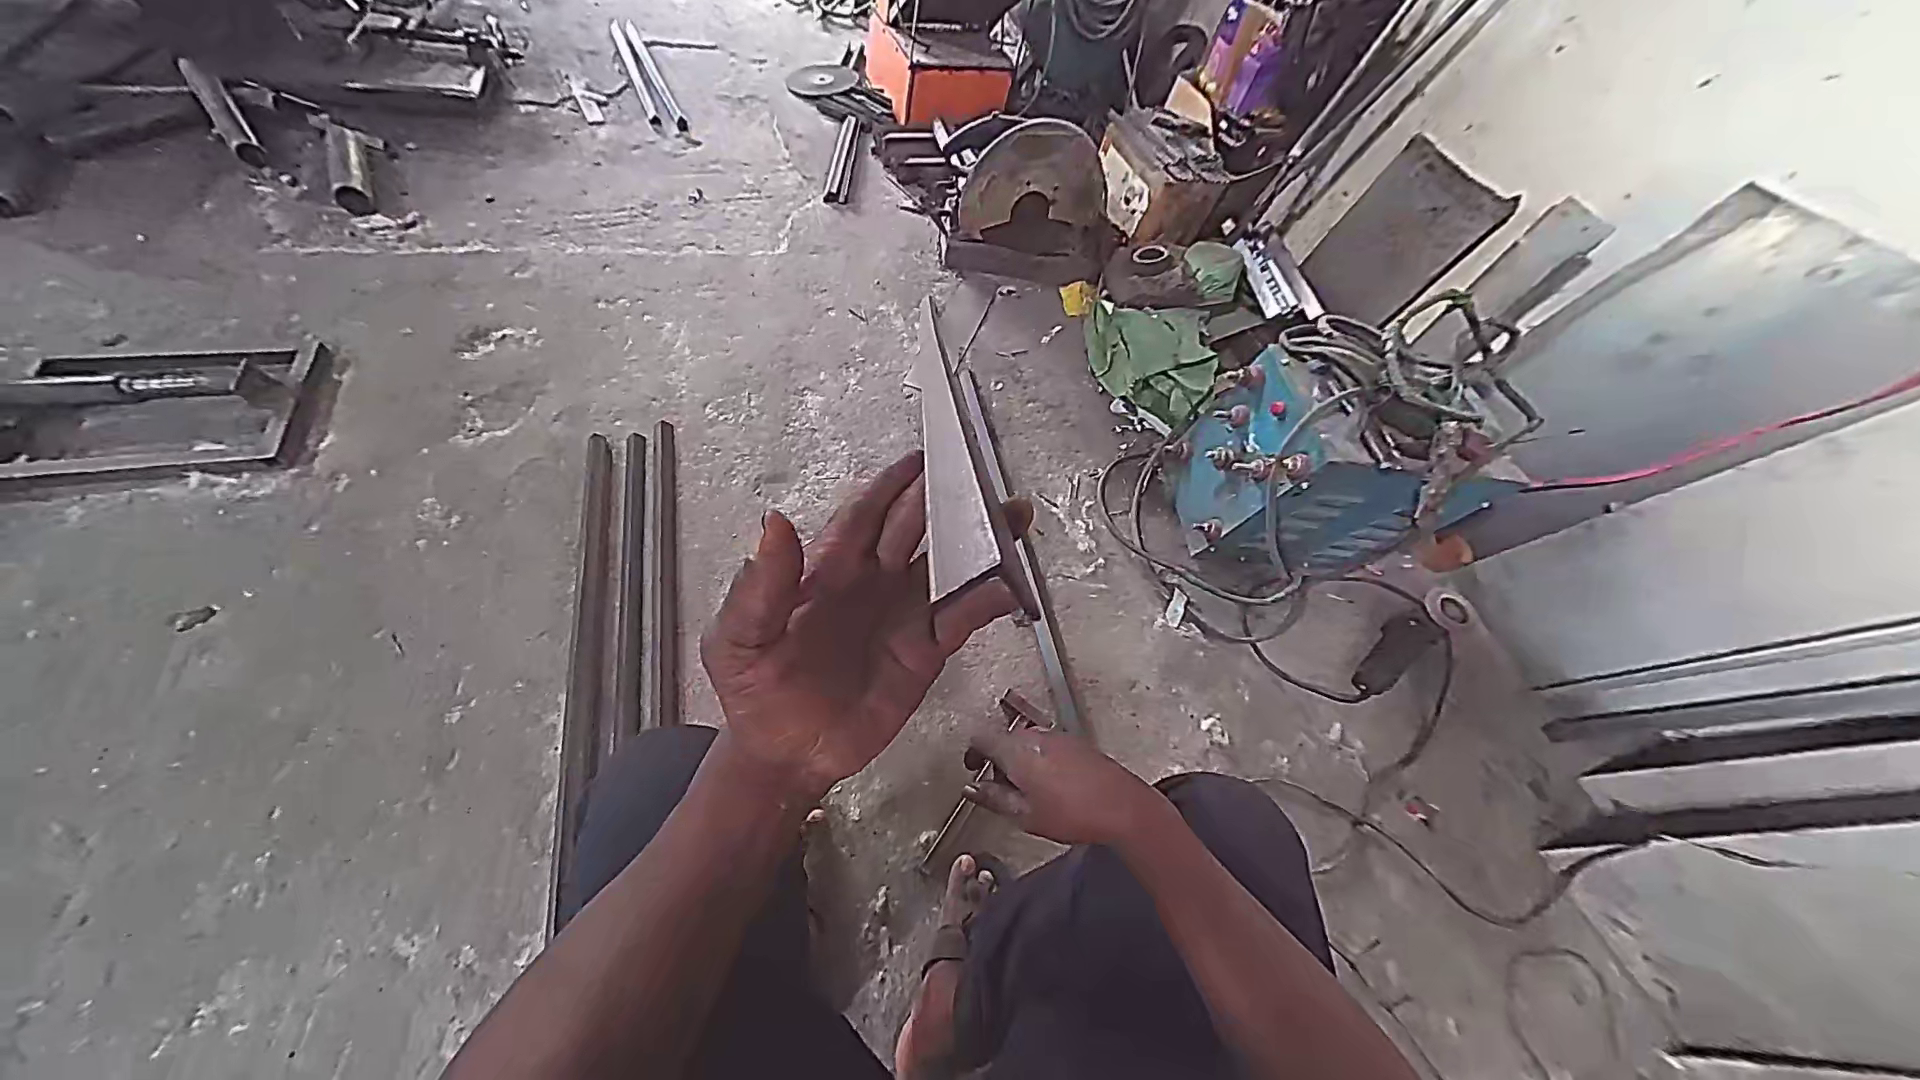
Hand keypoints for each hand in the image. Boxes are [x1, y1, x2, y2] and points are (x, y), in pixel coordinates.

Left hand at [701, 451, 1031, 805]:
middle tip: (979, 478)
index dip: (892, 484)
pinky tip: (1008, 586)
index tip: (920, 458)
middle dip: (946, 500)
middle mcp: (874, 582)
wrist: (787, 755)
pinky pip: (963, 618)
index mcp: (830, 569)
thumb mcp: (740, 639)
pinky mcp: (925, 651)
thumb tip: (774, 523)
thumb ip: (760, 586)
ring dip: (981, 543)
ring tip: (1012, 520)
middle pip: (916, 528)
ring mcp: (904, 614)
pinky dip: (988, 601)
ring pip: (950, 567)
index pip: (866, 512)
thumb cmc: (755, 692)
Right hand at [961, 728, 1171, 846]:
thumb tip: (972, 789)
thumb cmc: (1072, 813)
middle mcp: (1034, 735)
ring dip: (1019, 759)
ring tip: (1027, 790)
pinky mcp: (1074, 742)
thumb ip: (994, 798)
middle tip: (999, 788)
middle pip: (1003, 737)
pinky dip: (1039, 758)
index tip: (974, 770)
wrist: (1121, 806)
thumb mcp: (1024, 814)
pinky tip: (1050, 785)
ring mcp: (1056, 736)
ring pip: (1025, 741)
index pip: (981, 737)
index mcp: (1015, 749)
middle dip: (996, 759)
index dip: (973, 753)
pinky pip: (1045, 744)